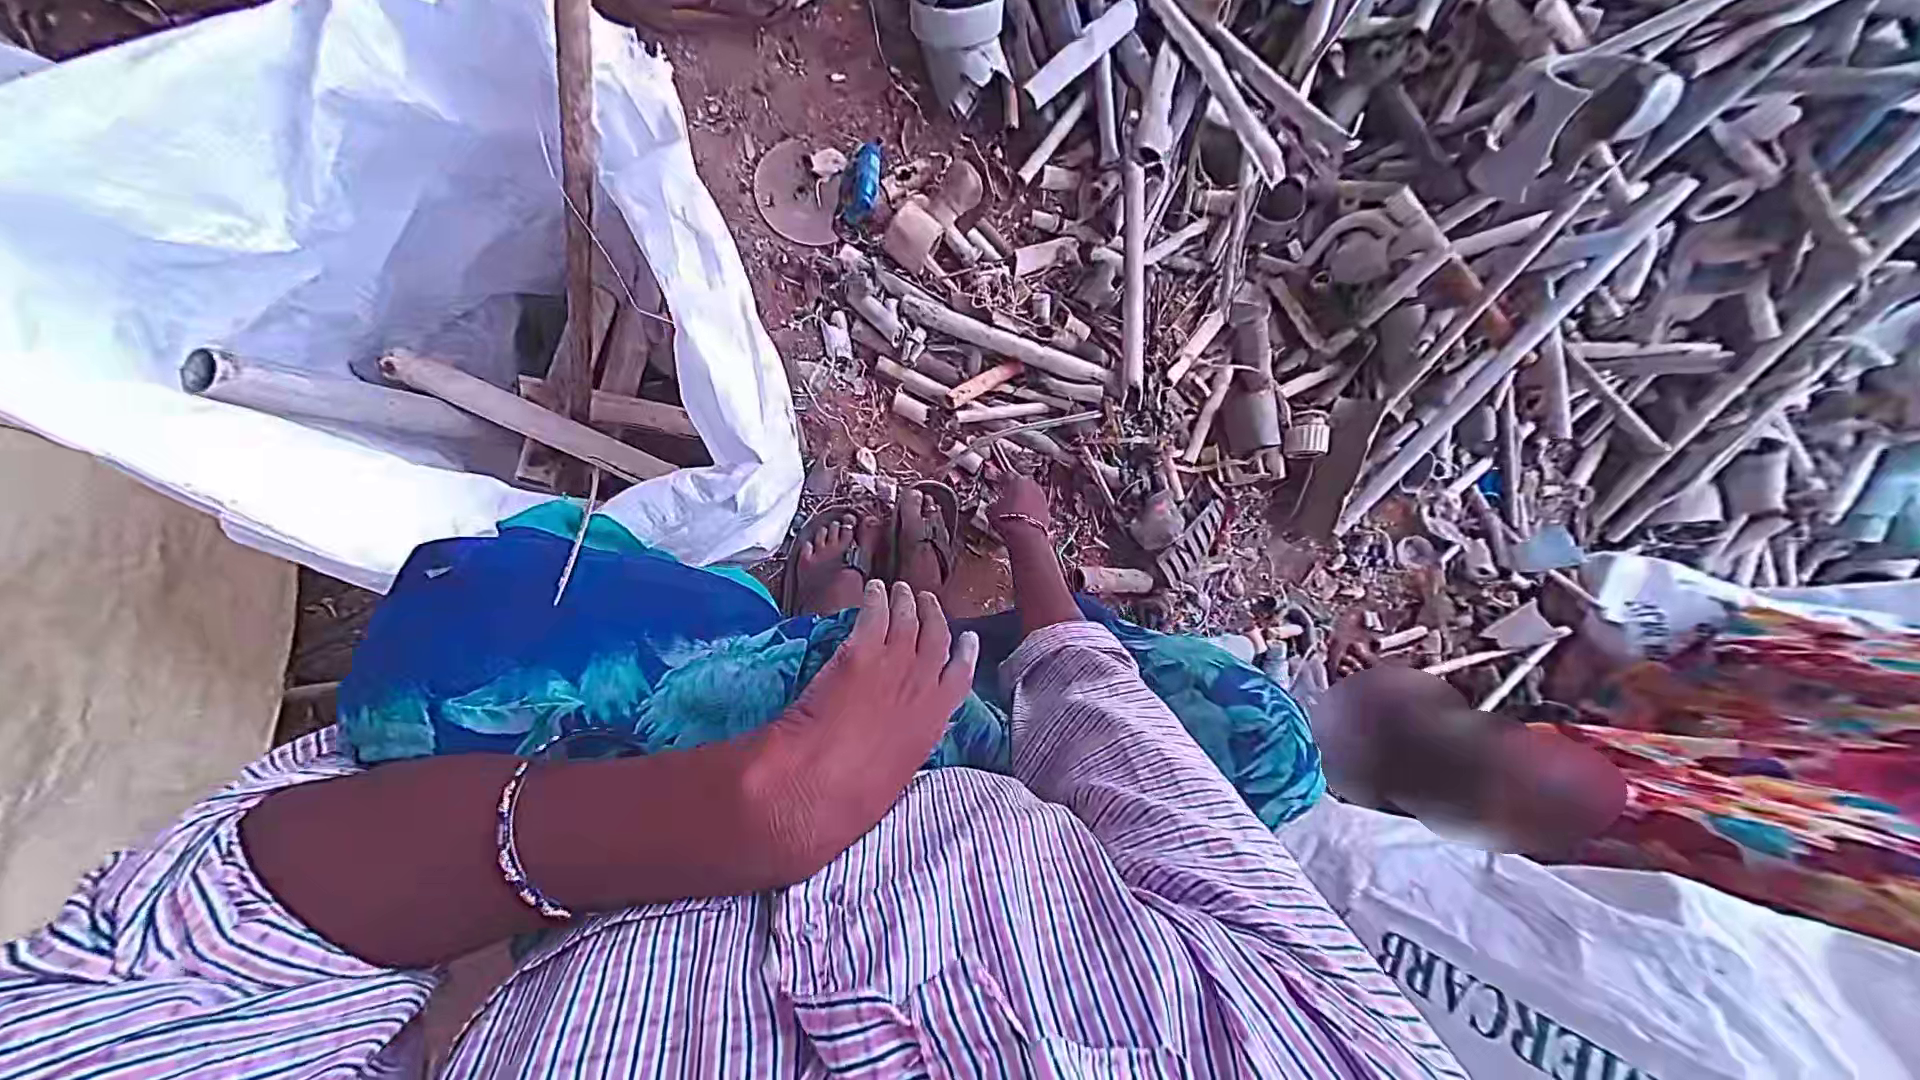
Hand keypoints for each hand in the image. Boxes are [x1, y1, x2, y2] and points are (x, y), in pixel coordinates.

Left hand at [746, 580, 977, 878]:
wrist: (816, 787)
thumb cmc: (853, 797)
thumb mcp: (899, 775)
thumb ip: (910, 746)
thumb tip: (907, 740)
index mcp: (934, 720)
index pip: (960, 676)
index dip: (965, 653)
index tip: (967, 638)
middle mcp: (921, 686)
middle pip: (936, 637)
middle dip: (933, 615)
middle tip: (926, 600)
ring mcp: (893, 665)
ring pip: (908, 620)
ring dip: (905, 601)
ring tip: (899, 589)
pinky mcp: (860, 653)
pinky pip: (874, 614)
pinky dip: (876, 599)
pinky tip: (872, 590)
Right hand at [987, 468, 1051, 538]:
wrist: (1026, 536)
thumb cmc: (1010, 521)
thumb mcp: (992, 510)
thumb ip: (993, 504)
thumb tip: (993, 506)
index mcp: (1016, 480)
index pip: (1006, 475)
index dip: (1000, 480)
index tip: (998, 483)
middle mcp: (1031, 485)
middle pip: (1021, 483)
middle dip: (1014, 489)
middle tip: (1006, 497)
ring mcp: (1041, 497)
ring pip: (1031, 494)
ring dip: (1024, 499)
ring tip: (1014, 509)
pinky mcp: (1047, 510)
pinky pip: (1036, 506)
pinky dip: (1031, 509)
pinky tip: (1023, 517)